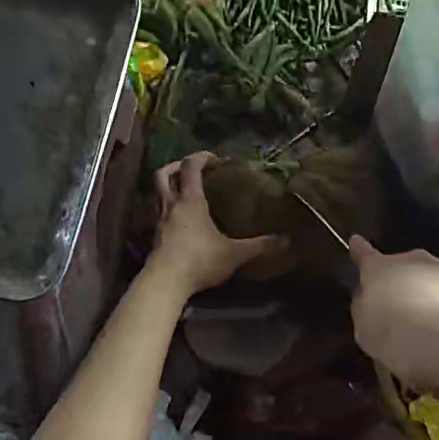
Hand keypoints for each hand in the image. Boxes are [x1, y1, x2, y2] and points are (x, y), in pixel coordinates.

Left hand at [149, 153, 280, 294]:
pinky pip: (157, 215)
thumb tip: (285, 240)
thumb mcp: (234, 253)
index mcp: (190, 201)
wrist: (165, 282)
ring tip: (183, 193)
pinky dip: (166, 210)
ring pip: (156, 195)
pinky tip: (178, 221)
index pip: (191, 168)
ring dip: (167, 188)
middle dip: (175, 166)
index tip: (213, 157)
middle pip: (162, 175)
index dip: (200, 157)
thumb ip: (259, 246)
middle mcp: (171, 206)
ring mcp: (159, 222)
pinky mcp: (153, 238)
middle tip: (188, 168)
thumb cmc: (199, 260)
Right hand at [348, 237, 438, 395]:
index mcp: (380, 270)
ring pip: (428, 291)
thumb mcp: (368, 334)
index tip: (356, 240)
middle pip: (400, 274)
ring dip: (424, 309)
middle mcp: (415, 263)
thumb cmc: (409, 336)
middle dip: (396, 291)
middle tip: (392, 320)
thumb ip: (366, 316)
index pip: (365, 256)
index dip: (359, 252)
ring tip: (423, 345)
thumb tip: (373, 307)